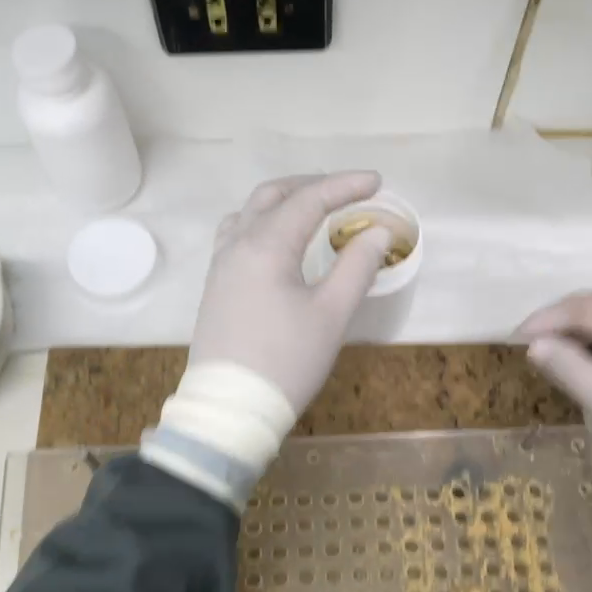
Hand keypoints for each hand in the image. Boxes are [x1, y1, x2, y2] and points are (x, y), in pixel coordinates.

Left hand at [191, 173, 393, 412]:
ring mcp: (220, 266)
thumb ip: (357, 267)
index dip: (345, 186)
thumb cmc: (287, 361)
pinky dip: (262, 223)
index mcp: (265, 246)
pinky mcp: (215, 288)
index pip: (308, 199)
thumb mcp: (332, 315)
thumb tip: (377, 232)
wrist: (231, 408)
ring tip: (312, 211)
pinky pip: (236, 236)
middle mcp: (236, 245)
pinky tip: (277, 243)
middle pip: (272, 196)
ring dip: (282, 202)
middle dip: (311, 186)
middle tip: (346, 192)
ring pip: (248, 213)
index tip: (376, 182)